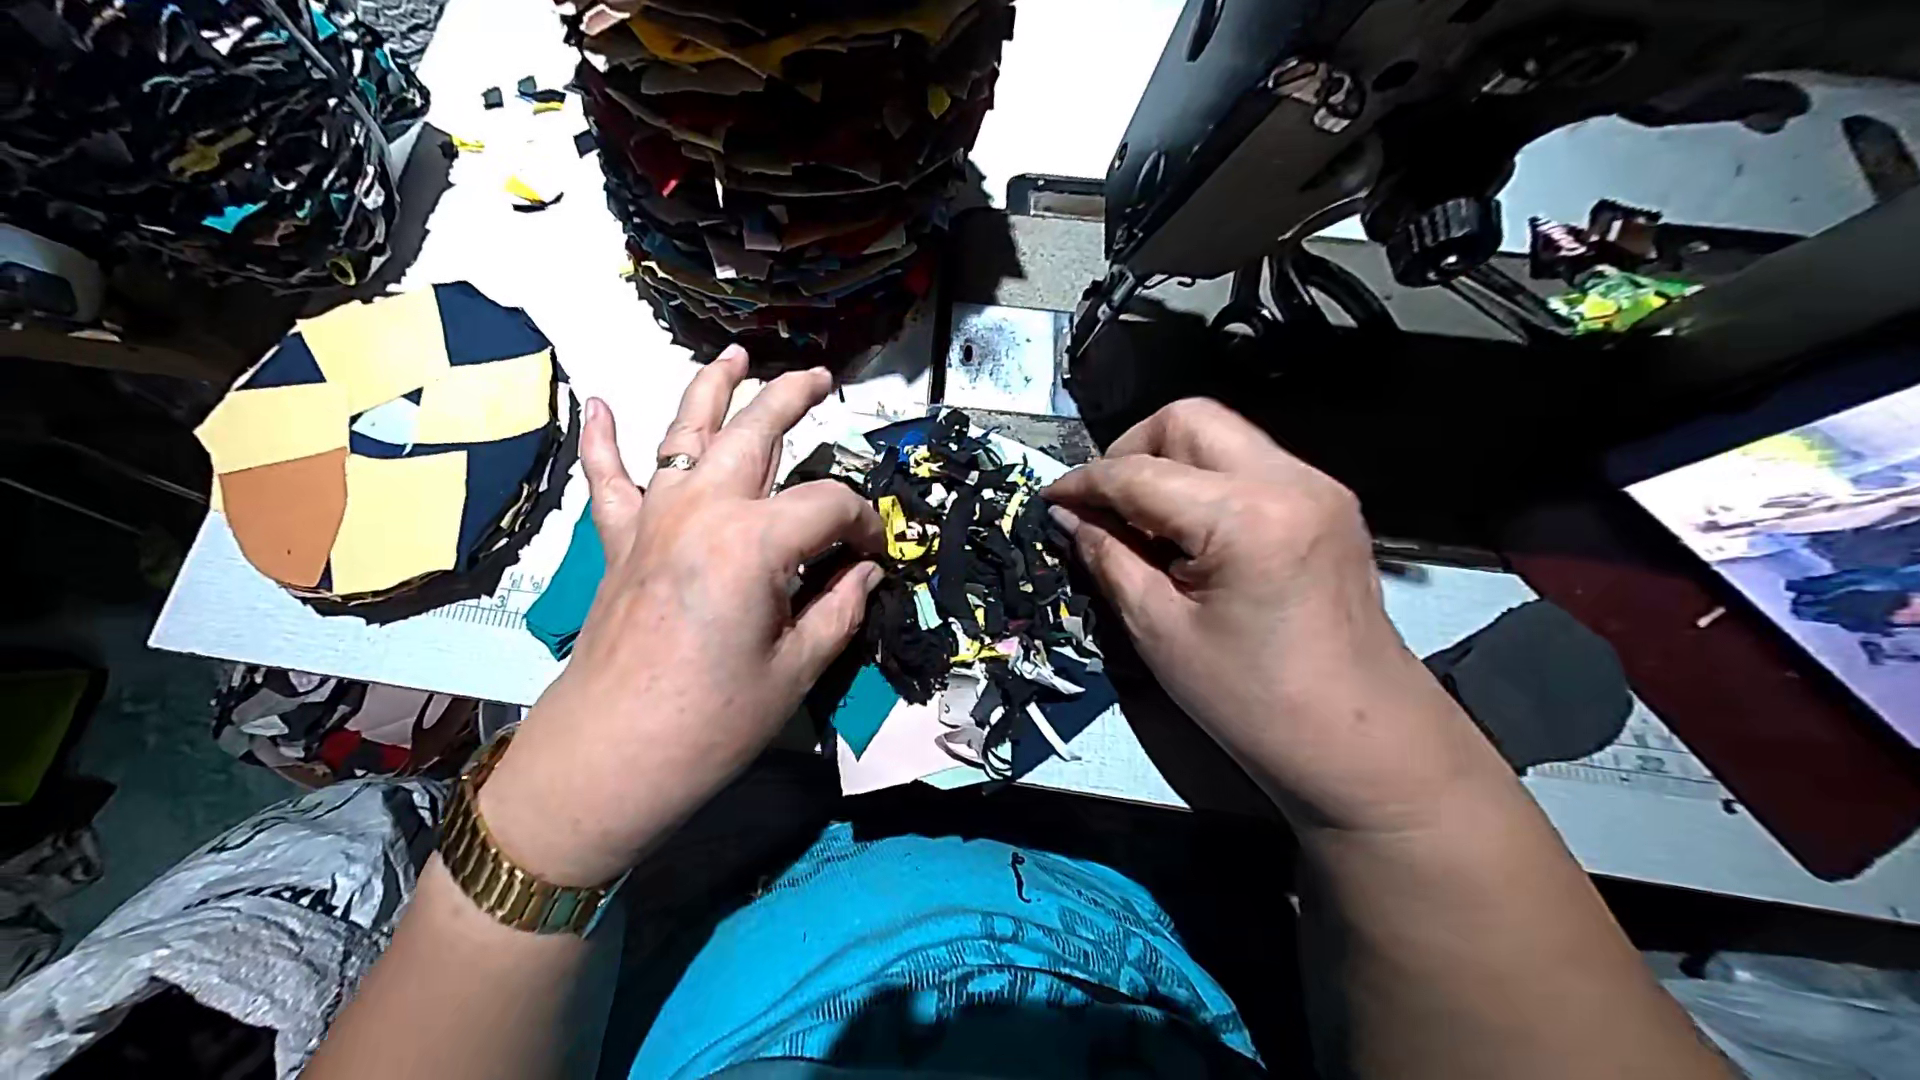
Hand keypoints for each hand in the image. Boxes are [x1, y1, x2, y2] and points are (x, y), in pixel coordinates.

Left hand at [478, 346, 882, 885]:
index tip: (873, 557)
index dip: (864, 525)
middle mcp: (702, 509)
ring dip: (713, 388)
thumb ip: (840, 606)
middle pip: (756, 432)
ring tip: (735, 356)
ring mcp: (654, 519)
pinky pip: (608, 479)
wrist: (609, 757)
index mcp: (755, 541)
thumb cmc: (713, 720)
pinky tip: (598, 405)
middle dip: (794, 398)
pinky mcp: (620, 542)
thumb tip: (867, 570)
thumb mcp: (798, 667)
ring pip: (684, 432)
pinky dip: (602, 440)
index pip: (831, 505)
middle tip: (822, 379)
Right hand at [1044, 399, 1499, 835]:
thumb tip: (1069, 517)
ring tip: (1141, 522)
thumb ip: (1108, 558)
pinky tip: (1187, 532)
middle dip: (1130, 452)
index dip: (1084, 482)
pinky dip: (1203, 481)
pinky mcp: (1327, 503)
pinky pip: (1248, 463)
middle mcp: (1290, 481)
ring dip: (1167, 463)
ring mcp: (1317, 487)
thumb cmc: (1252, 701)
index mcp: (1247, 517)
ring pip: (1220, 434)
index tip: (1051, 500)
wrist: (1360, 742)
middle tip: (1104, 507)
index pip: (1140, 472)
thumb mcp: (1159, 631)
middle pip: (1187, 419)